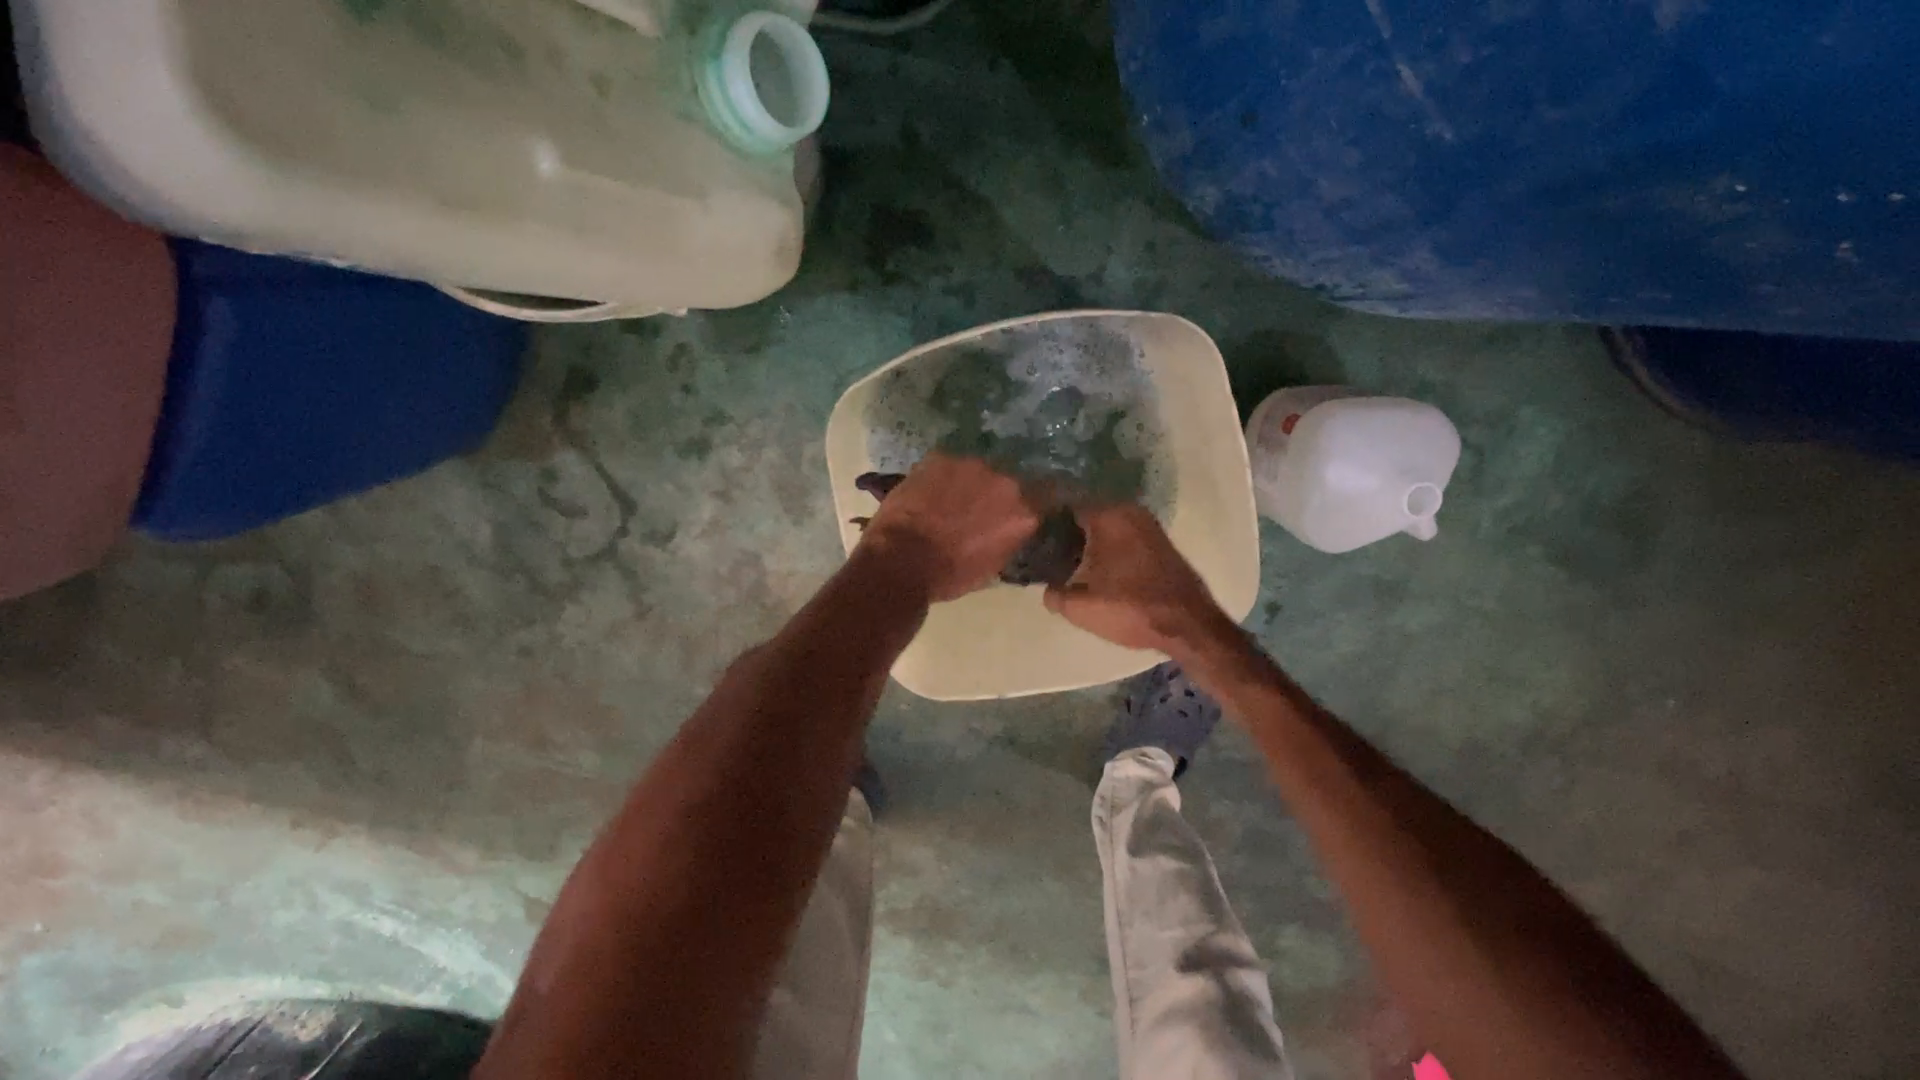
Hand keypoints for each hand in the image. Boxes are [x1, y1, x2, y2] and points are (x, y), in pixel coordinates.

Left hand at [858, 454, 1039, 601]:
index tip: (1026, 506)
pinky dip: (941, 475)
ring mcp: (972, 464)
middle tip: (978, 507)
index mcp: (1025, 512)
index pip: (1047, 496)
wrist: (902, 561)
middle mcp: (1006, 481)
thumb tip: (1010, 528)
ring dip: (968, 481)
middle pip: (1009, 480)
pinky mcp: (941, 456)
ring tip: (949, 498)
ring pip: (977, 469)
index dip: (1036, 499)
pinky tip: (928, 491)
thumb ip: (1009, 538)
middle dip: (997, 491)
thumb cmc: (950, 575)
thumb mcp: (993, 565)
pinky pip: (948, 464)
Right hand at [1043, 503, 1225, 652]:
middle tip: (1048, 553)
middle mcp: (1129, 510)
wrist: (1188, 625)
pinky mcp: (1161, 542)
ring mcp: (1149, 525)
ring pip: (1107, 526)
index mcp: (1106, 515)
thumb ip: (1054, 594)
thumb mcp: (1079, 608)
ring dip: (1090, 541)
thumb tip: (1048, 589)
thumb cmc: (1130, 608)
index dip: (1045, 523)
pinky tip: (1099, 568)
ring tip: (1071, 563)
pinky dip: (1110, 547)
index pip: (1065, 507)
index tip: (1031, 539)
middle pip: (1087, 514)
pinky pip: (1124, 536)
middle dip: (1068, 532)